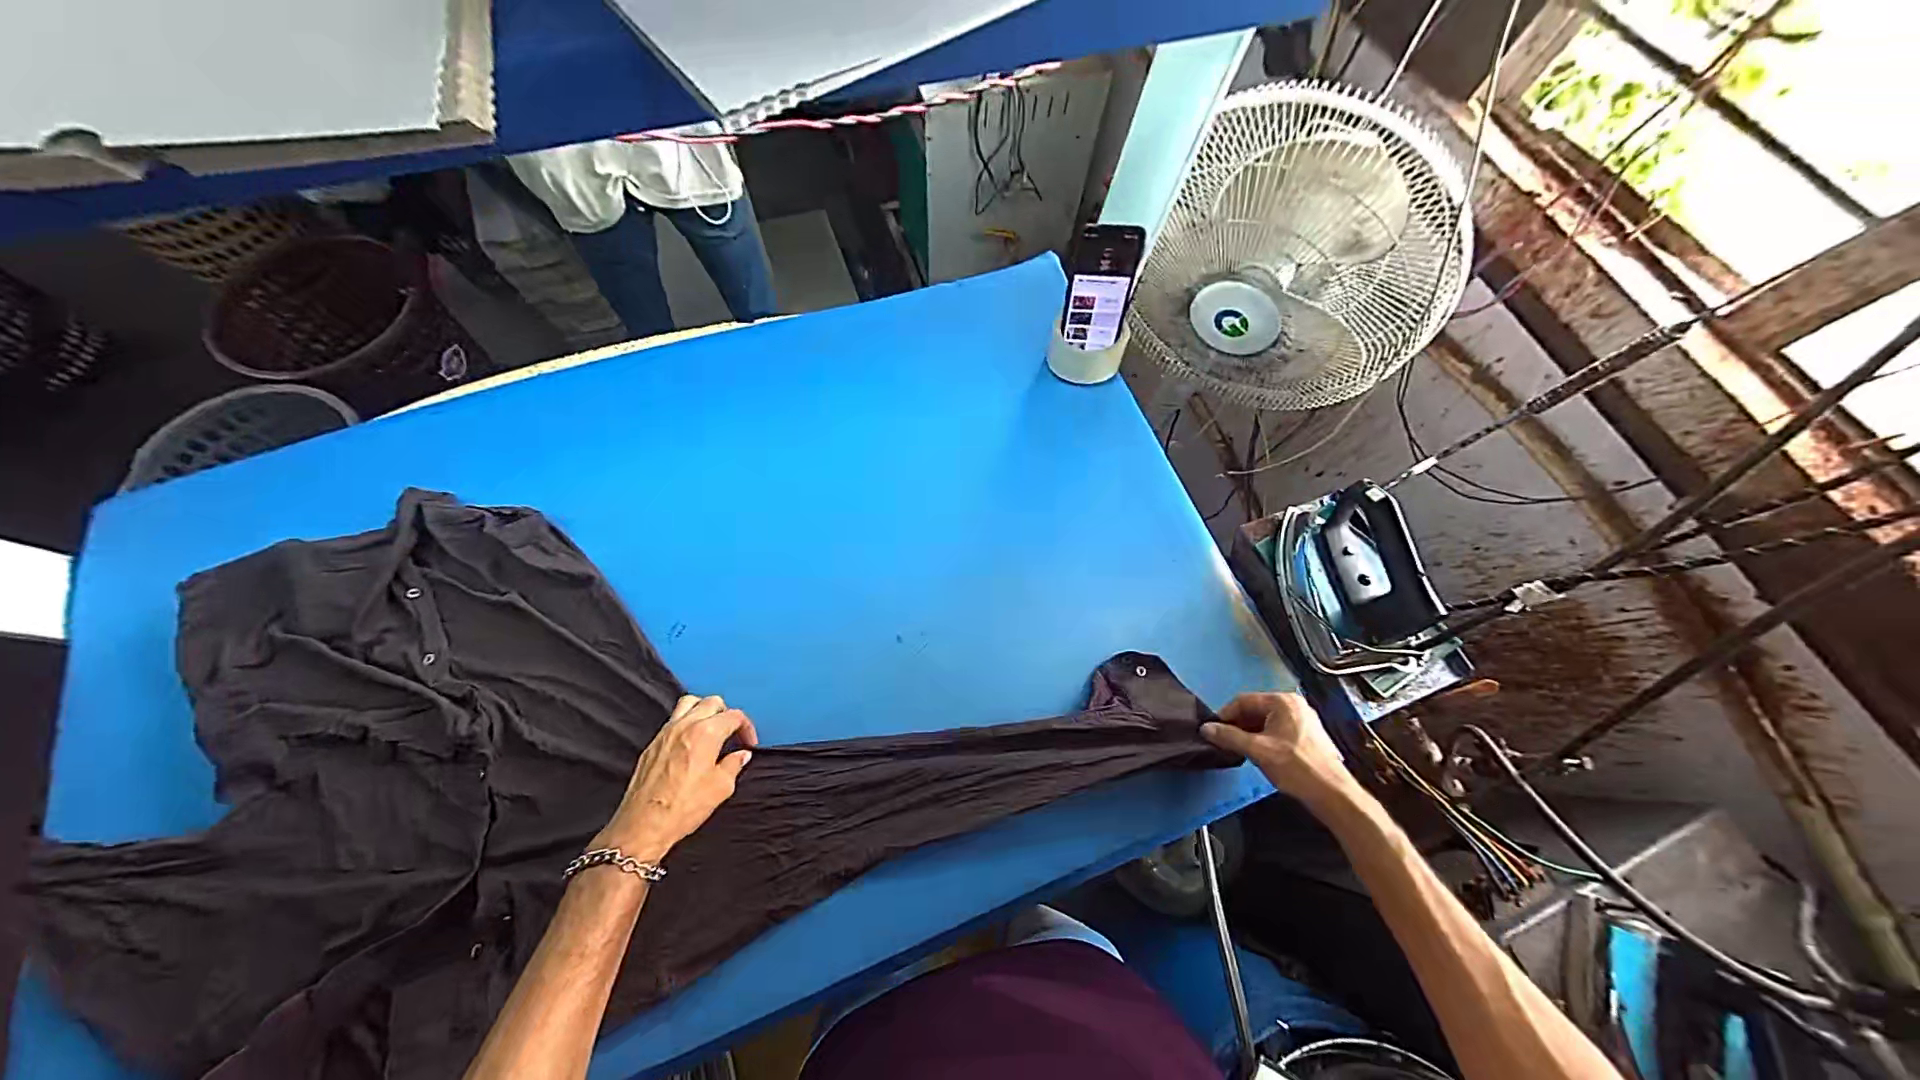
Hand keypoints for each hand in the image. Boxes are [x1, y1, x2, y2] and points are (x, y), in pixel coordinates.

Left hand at [593, 695, 757, 862]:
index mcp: (705, 733)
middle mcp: (684, 727)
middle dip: (727, 714)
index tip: (748, 741)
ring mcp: (665, 734)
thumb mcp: (721, 787)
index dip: (747, 727)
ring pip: (689, 703)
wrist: (644, 826)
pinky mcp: (651, 745)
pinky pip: (672, 720)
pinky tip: (691, 742)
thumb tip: (740, 756)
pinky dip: (686, 723)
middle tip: (733, 732)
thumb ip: (734, 765)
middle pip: (712, 702)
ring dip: (704, 710)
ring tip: (712, 728)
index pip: (734, 715)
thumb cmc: (680, 808)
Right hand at [1201, 693, 1354, 805]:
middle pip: (1255, 709)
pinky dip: (1263, 738)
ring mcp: (1303, 719)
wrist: (1332, 793)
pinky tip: (1259, 753)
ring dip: (1249, 733)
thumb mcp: (1257, 750)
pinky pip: (1277, 730)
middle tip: (1225, 741)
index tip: (1214, 731)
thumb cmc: (1296, 767)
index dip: (1225, 715)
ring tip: (1240, 749)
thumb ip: (1229, 736)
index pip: (1243, 700)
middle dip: (1238, 725)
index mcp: (1283, 701)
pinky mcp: (1308, 735)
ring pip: (1265, 721)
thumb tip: (1206, 728)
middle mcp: (1294, 705)